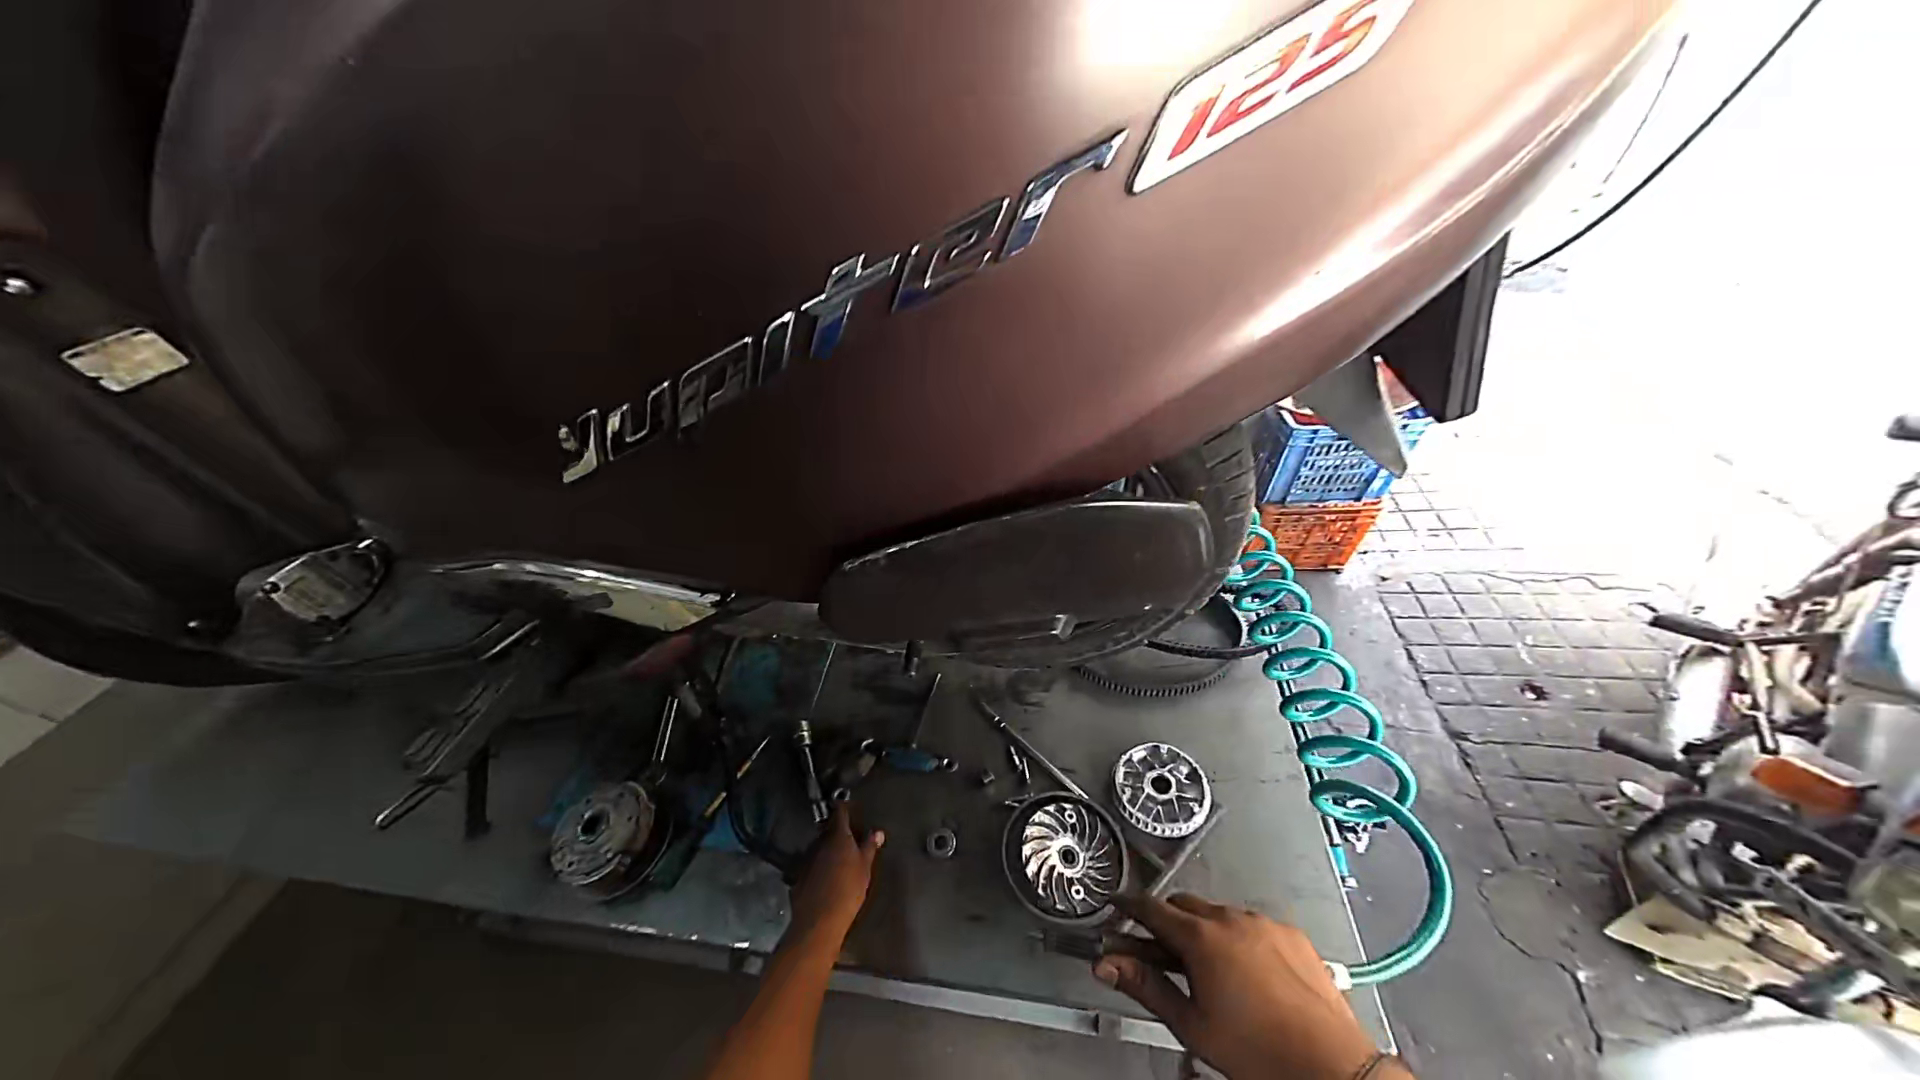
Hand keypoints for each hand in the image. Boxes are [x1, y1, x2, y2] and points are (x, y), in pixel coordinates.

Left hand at [785, 803, 884, 944]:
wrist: (819, 920)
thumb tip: (877, 831)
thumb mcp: (865, 868)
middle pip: (828, 830)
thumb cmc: (848, 889)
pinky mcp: (799, 875)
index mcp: (837, 836)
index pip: (840, 813)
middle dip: (837, 831)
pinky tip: (826, 877)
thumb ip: (869, 847)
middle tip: (849, 836)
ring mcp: (807, 858)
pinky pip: (812, 864)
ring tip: (839, 858)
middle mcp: (819, 842)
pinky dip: (819, 865)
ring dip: (828, 848)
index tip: (848, 804)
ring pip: (819, 847)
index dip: (844, 807)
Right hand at [1094, 894, 1391, 1079]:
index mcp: (1200, 938)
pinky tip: (1245, 972)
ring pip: (1218, 913)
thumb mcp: (1190, 1024)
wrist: (1330, 1067)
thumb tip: (1109, 966)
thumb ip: (1144, 986)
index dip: (1129, 907)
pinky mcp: (1290, 934)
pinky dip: (1239, 938)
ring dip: (1204, 930)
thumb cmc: (1261, 1052)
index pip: (1151, 908)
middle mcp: (1230, 920)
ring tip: (1208, 971)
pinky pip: (1252, 924)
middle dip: (1167, 922)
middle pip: (1183, 905)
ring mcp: (1263, 924)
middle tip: (1159, 951)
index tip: (1119, 908)